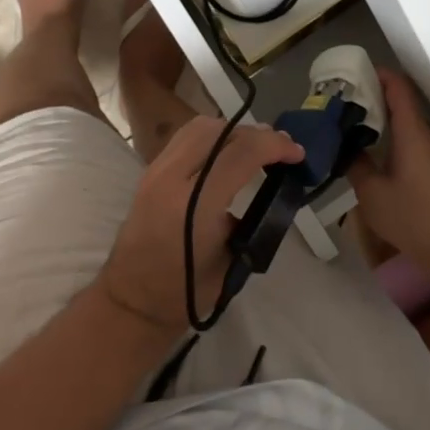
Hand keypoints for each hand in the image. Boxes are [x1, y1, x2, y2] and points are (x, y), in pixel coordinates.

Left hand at [97, 116, 304, 331]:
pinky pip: (185, 138)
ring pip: (199, 127)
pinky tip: (226, 156)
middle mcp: (171, 178)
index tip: (297, 154)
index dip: (275, 146)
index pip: (241, 152)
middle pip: (219, 130)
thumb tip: (275, 186)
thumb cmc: (187, 293)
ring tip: (253, 150)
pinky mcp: (149, 172)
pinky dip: (212, 138)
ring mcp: (155, 171)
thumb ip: (253, 215)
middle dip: (255, 134)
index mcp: (195, 205)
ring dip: (232, 132)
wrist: (132, 302)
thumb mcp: (233, 258)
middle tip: (278, 151)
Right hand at [347, 69, 429, 275]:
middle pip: (402, 100)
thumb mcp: (371, 193)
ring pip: (407, 120)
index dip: (377, 73)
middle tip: (344, 99)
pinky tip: (374, 147)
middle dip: (374, 94)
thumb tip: (346, 148)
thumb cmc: (412, 216)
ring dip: (383, 115)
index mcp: (411, 131)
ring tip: (353, 121)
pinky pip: (411, 136)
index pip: (398, 86)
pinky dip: (392, 133)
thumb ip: (356, 165)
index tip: (352, 73)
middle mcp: (426, 134)